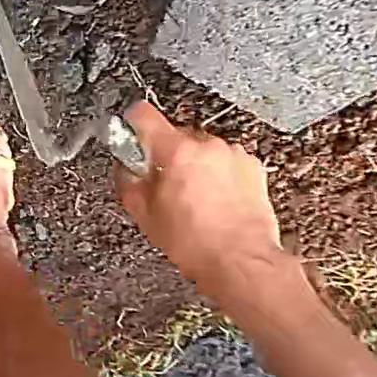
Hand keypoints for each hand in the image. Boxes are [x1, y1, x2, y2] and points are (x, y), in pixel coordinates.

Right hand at [115, 101, 287, 294]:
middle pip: (174, 136)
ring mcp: (233, 155)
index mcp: (177, 152)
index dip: (130, 123)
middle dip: (164, 156)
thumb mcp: (144, 214)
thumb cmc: (197, 243)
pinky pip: (223, 161)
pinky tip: (211, 201)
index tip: (128, 135)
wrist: (241, 261)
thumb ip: (128, 181)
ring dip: (192, 165)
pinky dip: (215, 175)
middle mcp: (208, 146)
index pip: (143, 115)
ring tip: (190, 199)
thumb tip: (125, 168)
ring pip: (200, 150)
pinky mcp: (252, 167)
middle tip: (161, 185)